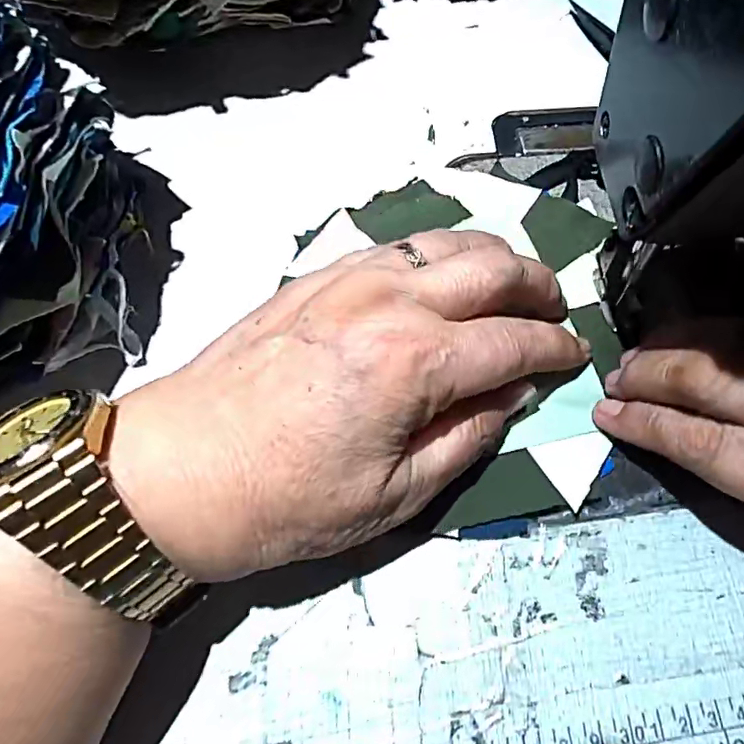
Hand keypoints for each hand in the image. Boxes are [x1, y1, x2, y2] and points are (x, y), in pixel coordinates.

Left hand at [106, 230, 588, 581]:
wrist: (168, 475)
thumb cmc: (286, 501)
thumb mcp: (397, 495)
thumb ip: (470, 435)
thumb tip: (514, 392)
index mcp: (415, 362)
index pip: (514, 341)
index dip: (556, 348)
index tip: (576, 355)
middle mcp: (392, 302)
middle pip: (496, 269)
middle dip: (541, 286)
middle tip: (557, 310)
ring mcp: (354, 278)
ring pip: (453, 241)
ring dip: (499, 259)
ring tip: (515, 286)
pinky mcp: (322, 274)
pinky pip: (405, 243)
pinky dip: (447, 253)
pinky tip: (451, 277)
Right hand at [590, 322, 743, 686]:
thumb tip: (712, 458)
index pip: (713, 443)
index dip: (651, 425)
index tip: (607, 413)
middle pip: (727, 380)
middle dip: (659, 373)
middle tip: (615, 375)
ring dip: (693, 343)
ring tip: (647, 351)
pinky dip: (740, 339)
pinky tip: (710, 341)